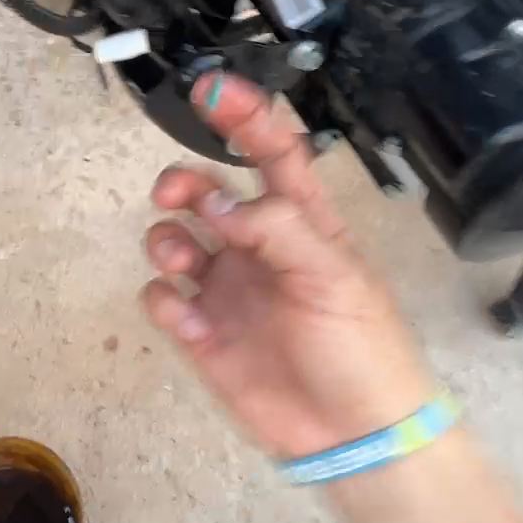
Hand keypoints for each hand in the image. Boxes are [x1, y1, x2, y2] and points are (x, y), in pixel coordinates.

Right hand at [139, 73, 436, 459]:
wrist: (348, 432)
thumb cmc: (358, 346)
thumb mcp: (334, 276)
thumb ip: (275, 229)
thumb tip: (216, 204)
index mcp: (299, 224)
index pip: (271, 155)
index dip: (244, 117)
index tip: (209, 90)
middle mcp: (255, 248)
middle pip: (206, 194)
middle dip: (182, 184)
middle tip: (174, 197)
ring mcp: (225, 290)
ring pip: (174, 241)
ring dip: (166, 239)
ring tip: (183, 260)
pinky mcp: (201, 332)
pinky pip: (164, 298)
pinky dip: (165, 301)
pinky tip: (190, 320)